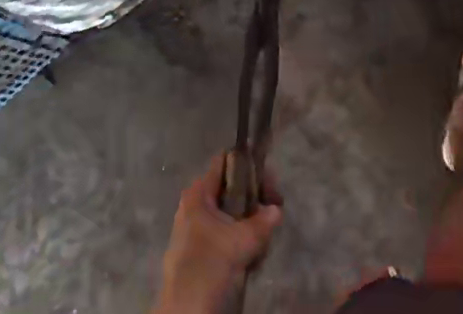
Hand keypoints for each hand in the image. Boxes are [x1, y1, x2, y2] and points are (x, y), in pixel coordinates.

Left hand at [153, 153, 282, 313]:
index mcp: (199, 192)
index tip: (270, 186)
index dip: (249, 168)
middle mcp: (195, 203)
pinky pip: (226, 233)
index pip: (225, 163)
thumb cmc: (209, 264)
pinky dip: (240, 240)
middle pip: (230, 189)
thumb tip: (276, 209)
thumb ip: (261, 222)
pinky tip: (251, 257)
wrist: (186, 308)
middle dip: (253, 202)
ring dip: (249, 225)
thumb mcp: (240, 242)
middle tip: (272, 214)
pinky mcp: (200, 247)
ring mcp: (196, 226)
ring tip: (262, 241)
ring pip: (231, 214)